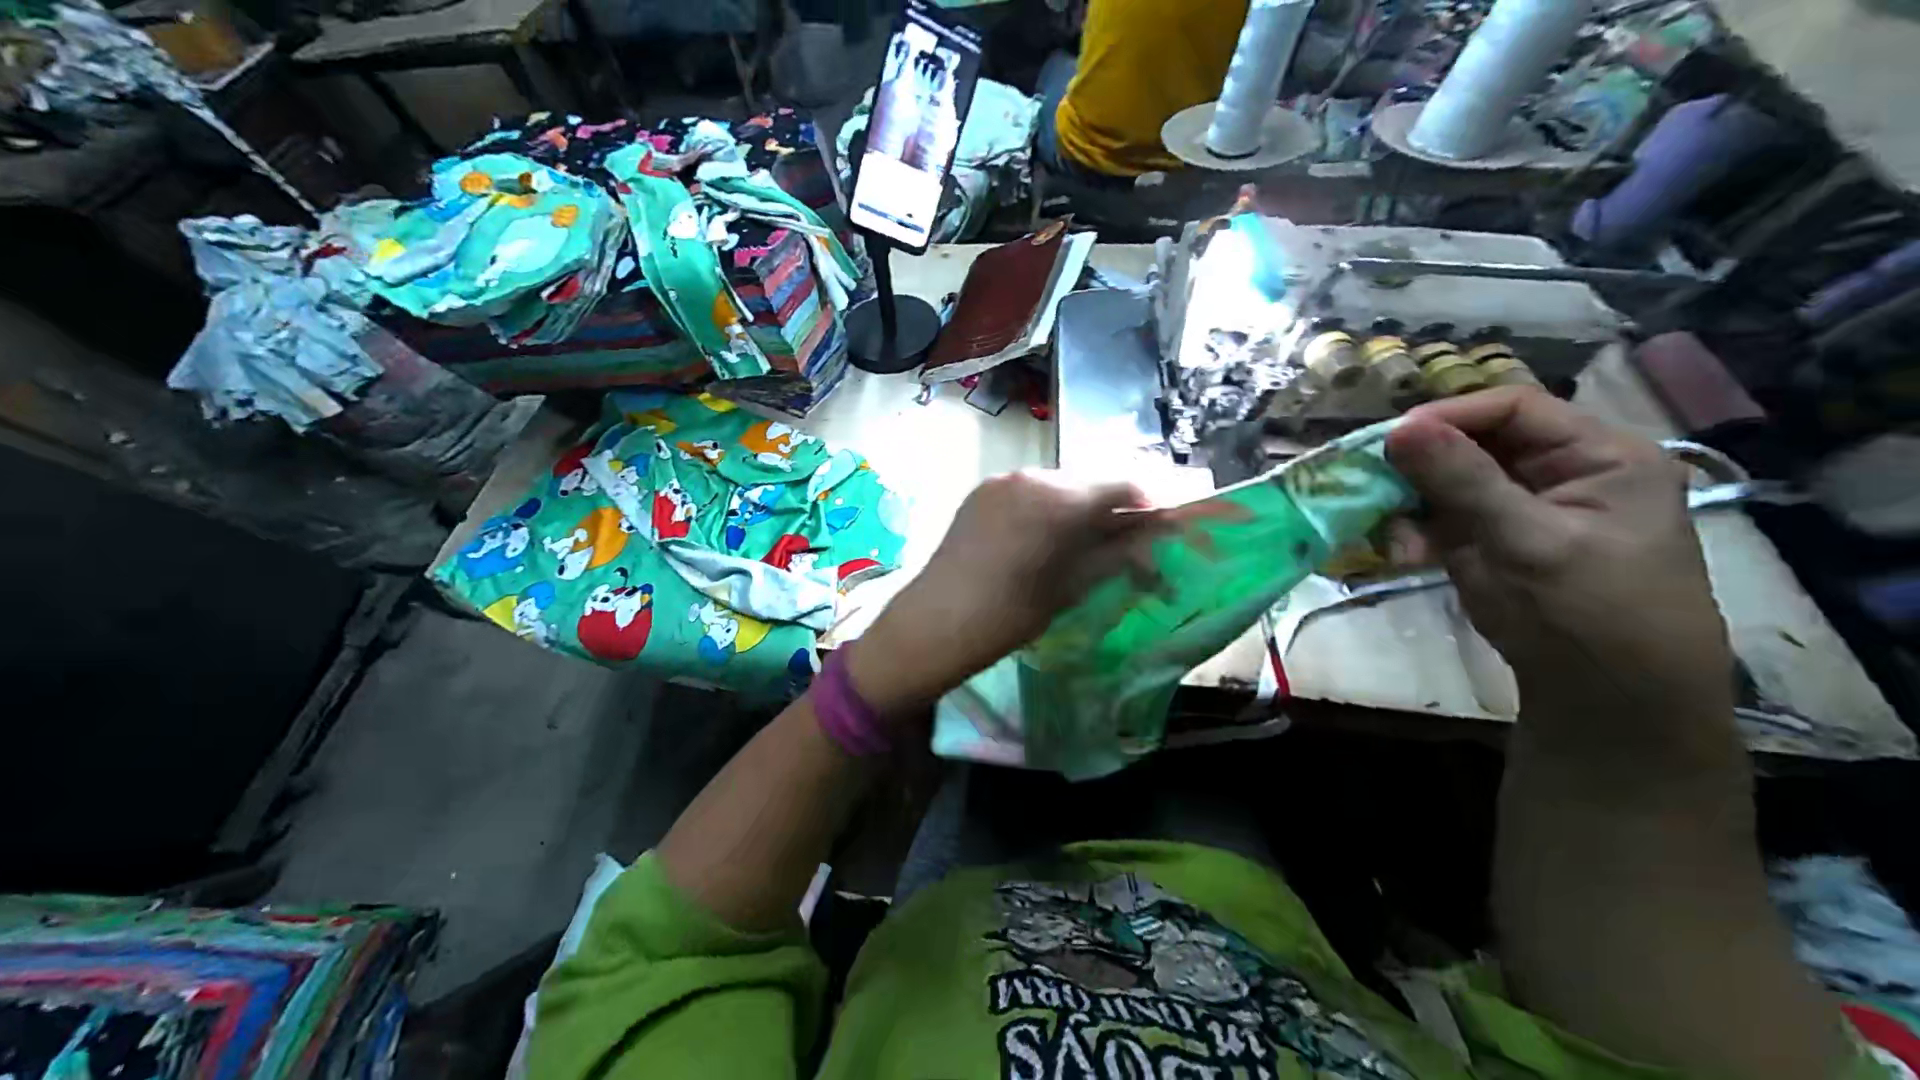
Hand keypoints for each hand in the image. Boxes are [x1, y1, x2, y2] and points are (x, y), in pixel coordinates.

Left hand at [845, 471, 1159, 714]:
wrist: (937, 622)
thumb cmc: (1011, 614)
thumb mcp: (1073, 585)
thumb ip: (1118, 552)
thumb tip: (1155, 537)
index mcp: (1062, 498)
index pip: (1124, 486)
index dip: (1148, 506)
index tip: (1160, 529)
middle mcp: (1033, 476)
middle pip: (1089, 483)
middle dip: (1111, 509)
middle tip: (1122, 542)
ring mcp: (1002, 480)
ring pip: (1057, 486)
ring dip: (1077, 507)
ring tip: (1079, 543)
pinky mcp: (981, 491)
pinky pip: (1027, 491)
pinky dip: (1044, 507)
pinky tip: (1041, 538)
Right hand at [1385, 389, 1735, 767]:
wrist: (1606, 698)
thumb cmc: (1589, 612)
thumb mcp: (1528, 541)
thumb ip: (1463, 480)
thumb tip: (1398, 427)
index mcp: (1598, 456)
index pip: (1514, 409)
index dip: (1451, 417)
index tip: (1391, 440)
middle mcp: (1558, 472)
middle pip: (1475, 442)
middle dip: (1422, 467)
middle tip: (1374, 484)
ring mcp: (1520, 508)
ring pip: (1448, 481)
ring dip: (1412, 504)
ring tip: (1396, 539)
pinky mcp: (1490, 540)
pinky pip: (1440, 517)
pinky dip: (1414, 531)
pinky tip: (1404, 553)